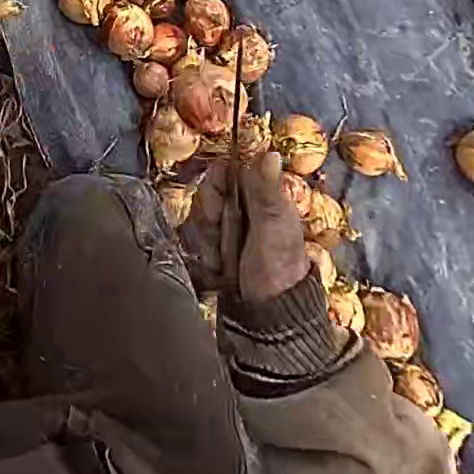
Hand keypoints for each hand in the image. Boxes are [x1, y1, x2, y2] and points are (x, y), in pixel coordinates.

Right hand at [182, 150, 308, 302]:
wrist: (271, 320)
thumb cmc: (278, 270)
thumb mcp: (274, 228)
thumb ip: (266, 191)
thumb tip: (271, 153)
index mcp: (262, 195)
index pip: (225, 171)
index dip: (216, 186)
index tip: (219, 209)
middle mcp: (245, 208)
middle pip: (207, 194)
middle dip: (208, 218)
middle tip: (221, 239)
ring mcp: (230, 230)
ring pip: (198, 218)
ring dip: (205, 241)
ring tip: (221, 260)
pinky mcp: (217, 250)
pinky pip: (195, 241)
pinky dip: (202, 255)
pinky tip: (216, 268)